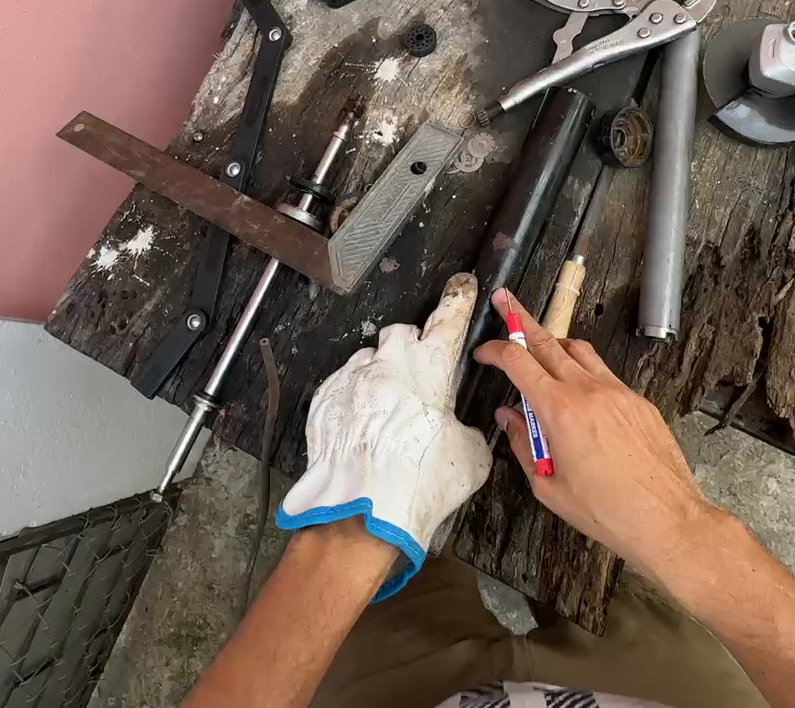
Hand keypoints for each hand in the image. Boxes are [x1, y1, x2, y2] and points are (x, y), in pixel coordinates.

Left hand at [278, 273, 492, 597]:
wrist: (360, 512)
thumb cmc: (422, 480)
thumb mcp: (469, 457)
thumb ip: (465, 427)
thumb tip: (454, 427)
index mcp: (430, 364)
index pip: (449, 319)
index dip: (458, 300)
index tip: (461, 283)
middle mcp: (390, 359)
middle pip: (403, 336)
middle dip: (411, 352)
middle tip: (417, 386)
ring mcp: (353, 375)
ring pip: (372, 361)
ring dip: (381, 378)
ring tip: (385, 418)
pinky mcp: (325, 395)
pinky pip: (345, 385)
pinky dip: (356, 400)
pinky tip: (362, 431)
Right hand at [473, 287, 716, 582]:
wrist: (668, 521)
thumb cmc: (609, 512)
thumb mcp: (549, 487)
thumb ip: (523, 445)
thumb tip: (509, 419)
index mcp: (559, 411)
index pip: (518, 361)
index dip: (495, 350)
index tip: (484, 352)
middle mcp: (587, 391)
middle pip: (547, 340)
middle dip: (520, 318)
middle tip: (505, 300)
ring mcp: (616, 391)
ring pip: (579, 349)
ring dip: (554, 341)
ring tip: (540, 344)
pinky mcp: (637, 401)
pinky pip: (604, 372)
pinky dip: (584, 369)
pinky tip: (579, 388)